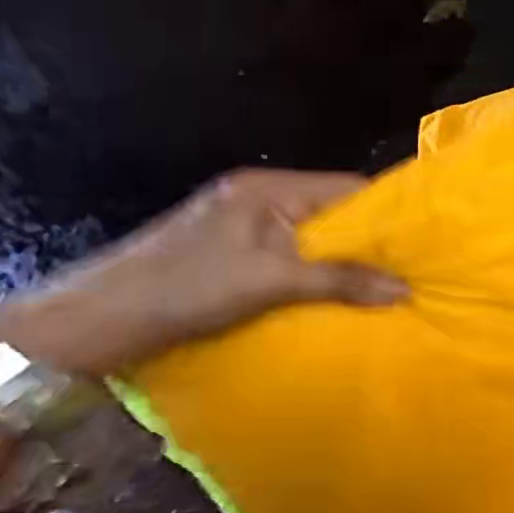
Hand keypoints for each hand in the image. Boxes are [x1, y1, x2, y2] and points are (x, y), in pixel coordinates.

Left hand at [0, 170, 406, 377]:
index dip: (390, 211)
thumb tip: (406, 289)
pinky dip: (321, 267)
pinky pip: (296, 250)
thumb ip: (341, 280)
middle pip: (336, 210)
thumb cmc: (183, 289)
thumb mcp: (270, 282)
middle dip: (373, 237)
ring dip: (347, 255)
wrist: (88, 324)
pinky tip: (339, 288)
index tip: (426, 237)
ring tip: (386, 278)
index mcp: (269, 188)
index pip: (350, 188)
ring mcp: (244, 221)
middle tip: (414, 263)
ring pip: (317, 232)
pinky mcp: (234, 248)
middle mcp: (260, 195)